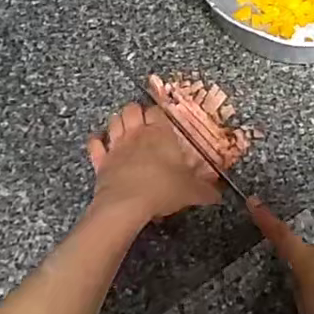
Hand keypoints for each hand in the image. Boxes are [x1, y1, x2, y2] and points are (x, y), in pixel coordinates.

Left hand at [86, 102, 219, 223]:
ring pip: (114, 121)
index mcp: (160, 134)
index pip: (157, 111)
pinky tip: (101, 142)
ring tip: (125, 127)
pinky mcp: (101, 161)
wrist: (126, 205)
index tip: (165, 120)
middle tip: (144, 123)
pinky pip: (94, 143)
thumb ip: (206, 191)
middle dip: (137, 112)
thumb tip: (219, 195)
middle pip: (132, 109)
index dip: (160, 113)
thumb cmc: (162, 190)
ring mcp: (116, 146)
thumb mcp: (191, 192)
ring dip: (119, 121)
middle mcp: (136, 134)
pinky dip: (97, 140)